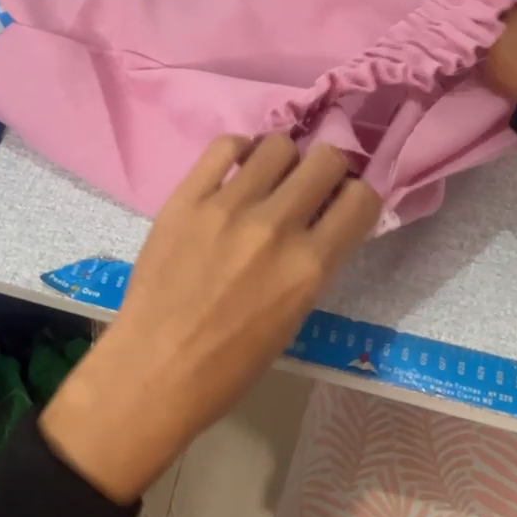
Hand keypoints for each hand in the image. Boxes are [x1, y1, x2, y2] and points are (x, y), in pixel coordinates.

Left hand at [39, 136, 379, 502]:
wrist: (154, 371)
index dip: (358, 196)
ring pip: (279, 144)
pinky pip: (225, 145)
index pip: (362, 198)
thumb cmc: (230, 364)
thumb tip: (323, 220)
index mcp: (309, 266)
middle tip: (309, 186)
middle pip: (326, 159)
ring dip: (283, 160)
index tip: (343, 203)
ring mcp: (228, 206)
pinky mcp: (187, 197)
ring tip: (268, 179)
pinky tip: (235, 171)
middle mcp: (276, 227)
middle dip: (328, 170)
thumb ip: (314, 263)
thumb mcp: (294, 317)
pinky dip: (238, 152)